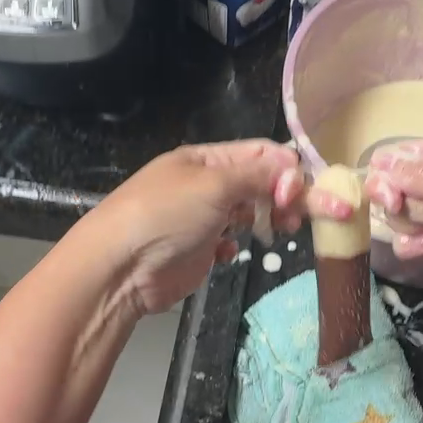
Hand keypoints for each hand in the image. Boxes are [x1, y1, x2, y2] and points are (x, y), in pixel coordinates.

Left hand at [85, 139, 309, 316]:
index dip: (288, 170)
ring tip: (282, 232)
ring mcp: (203, 218)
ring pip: (250, 213)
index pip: (261, 154)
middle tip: (300, 218)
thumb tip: (292, 170)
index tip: (302, 193)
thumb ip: (257, 176)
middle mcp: (207, 184)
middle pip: (260, 183)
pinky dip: (238, 245)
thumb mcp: (214, 185)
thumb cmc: (165, 216)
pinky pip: (231, 241)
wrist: (120, 268)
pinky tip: (231, 251)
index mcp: (207, 159)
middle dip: (286, 197)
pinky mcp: (200, 250)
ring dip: (268, 220)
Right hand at [364, 134, 422, 308]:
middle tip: (400, 212)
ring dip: (405, 225)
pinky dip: (413, 244)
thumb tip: (381, 163)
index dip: (390, 171)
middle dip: (397, 200)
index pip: (410, 153)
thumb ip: (419, 180)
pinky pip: (415, 237)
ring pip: (405, 213)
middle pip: (402, 183)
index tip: (383, 193)